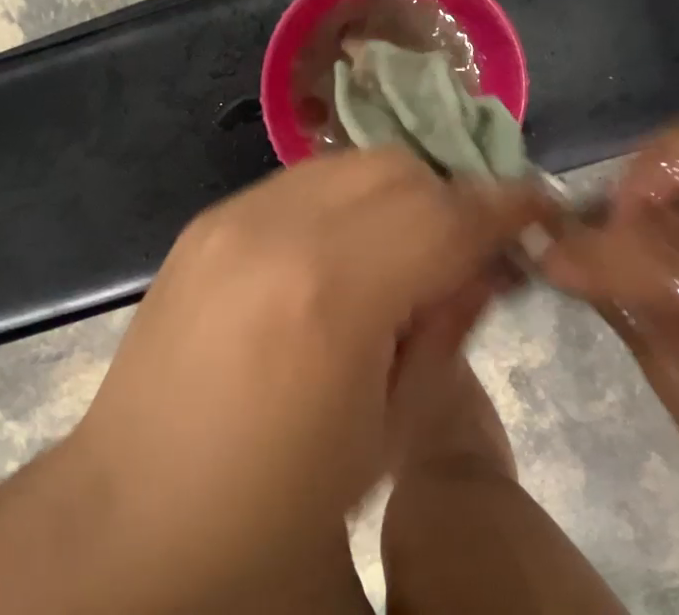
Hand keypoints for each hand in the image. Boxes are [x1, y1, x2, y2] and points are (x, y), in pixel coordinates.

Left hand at [67, 150, 546, 602]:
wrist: (137, 513)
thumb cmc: (274, 504)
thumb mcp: (389, 436)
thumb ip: (445, 334)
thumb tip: (481, 267)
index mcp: (334, 293)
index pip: (450, 214)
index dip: (508, 208)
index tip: (541, 214)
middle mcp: (278, 229)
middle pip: (399, 169)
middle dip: (449, 201)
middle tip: (463, 259)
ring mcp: (231, 218)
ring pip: (348, 164)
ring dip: (394, 198)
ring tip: (400, 260)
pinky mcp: (202, 223)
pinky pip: (298, 185)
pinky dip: (340, 205)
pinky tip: (338, 262)